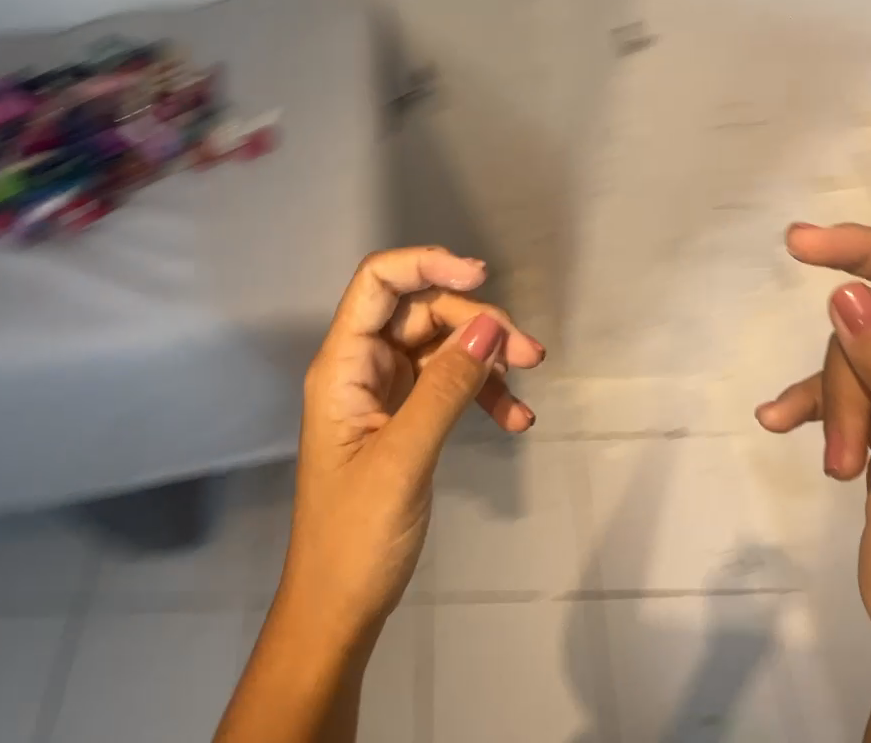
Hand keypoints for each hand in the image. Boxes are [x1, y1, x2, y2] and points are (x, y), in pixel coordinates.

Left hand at [282, 246, 544, 623]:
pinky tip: (515, 419)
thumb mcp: (403, 458)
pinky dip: (483, 394)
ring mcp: (385, 392)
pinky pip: (449, 386)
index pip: (378, 284)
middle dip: (476, 323)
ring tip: (528, 384)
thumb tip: (490, 326)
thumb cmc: (356, 536)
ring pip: (442, 346)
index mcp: (342, 365)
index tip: (481, 275)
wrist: (340, 606)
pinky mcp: (406, 418)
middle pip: (422, 312)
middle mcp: (362, 367)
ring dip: (487, 359)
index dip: (426, 263)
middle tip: (529, 352)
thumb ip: (446, 388)